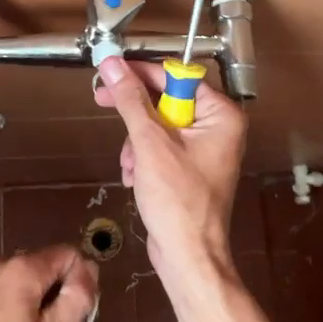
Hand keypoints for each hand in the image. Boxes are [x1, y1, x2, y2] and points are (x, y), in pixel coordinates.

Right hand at [93, 57, 245, 275]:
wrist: (188, 256)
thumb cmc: (177, 200)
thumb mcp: (150, 143)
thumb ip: (130, 101)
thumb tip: (112, 64)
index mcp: (222, 115)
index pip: (178, 77)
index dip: (141, 73)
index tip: (110, 69)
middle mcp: (219, 127)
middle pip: (166, 101)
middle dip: (136, 116)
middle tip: (100, 100)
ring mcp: (205, 150)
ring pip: (158, 127)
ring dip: (136, 143)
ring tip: (131, 166)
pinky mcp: (190, 169)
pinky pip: (161, 148)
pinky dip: (143, 159)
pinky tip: (134, 177)